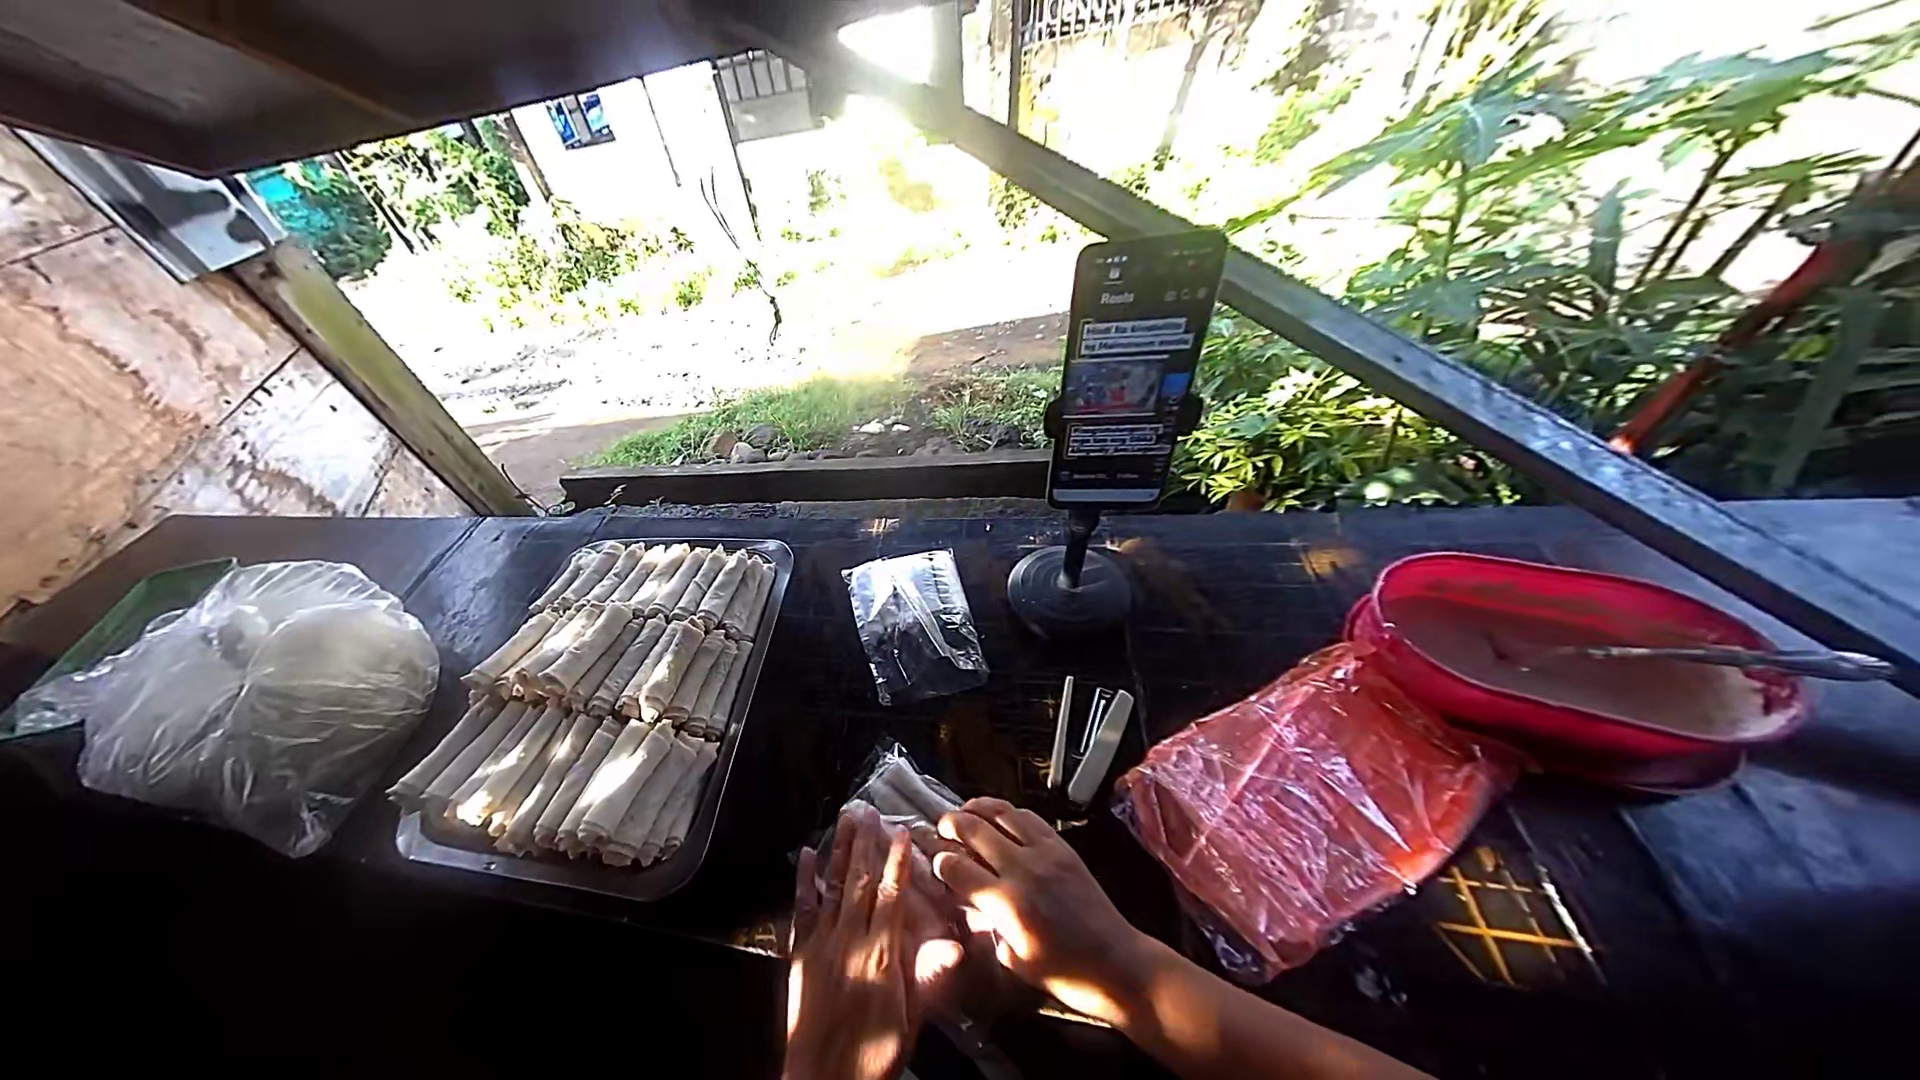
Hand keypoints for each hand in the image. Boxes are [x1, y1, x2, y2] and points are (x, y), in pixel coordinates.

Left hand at [785, 803, 961, 1079]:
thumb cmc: (874, 1053)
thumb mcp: (911, 1017)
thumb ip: (928, 975)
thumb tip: (956, 944)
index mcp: (880, 955)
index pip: (891, 896)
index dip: (897, 861)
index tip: (900, 831)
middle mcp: (849, 941)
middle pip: (860, 881)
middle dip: (866, 842)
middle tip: (868, 810)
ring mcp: (822, 943)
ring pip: (833, 885)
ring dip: (840, 849)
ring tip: (844, 819)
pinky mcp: (801, 953)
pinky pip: (803, 909)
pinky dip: (804, 880)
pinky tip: (805, 855)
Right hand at [927, 797, 1153, 1023]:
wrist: (1115, 962)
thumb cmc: (1064, 974)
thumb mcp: (1015, 960)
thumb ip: (989, 925)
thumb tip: (973, 902)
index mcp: (1006, 903)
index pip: (958, 868)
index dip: (940, 860)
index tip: (934, 859)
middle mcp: (1021, 869)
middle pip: (975, 829)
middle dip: (952, 824)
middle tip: (941, 825)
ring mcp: (1044, 851)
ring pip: (1002, 812)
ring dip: (978, 807)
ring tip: (966, 809)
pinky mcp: (1062, 845)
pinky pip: (1029, 817)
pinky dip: (1009, 811)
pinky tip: (1001, 816)